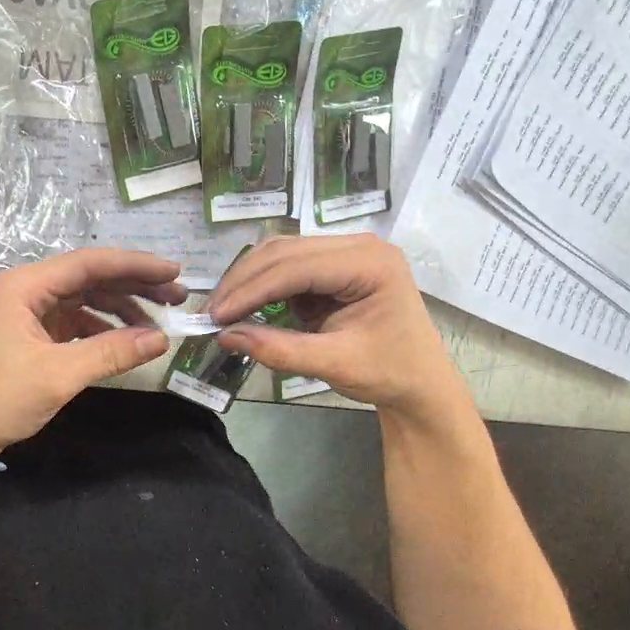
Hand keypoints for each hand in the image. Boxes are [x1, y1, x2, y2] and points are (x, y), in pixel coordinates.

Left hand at [0, 248, 184, 464]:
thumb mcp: (58, 375)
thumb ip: (111, 352)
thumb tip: (161, 339)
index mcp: (25, 286)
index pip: (90, 263)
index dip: (136, 266)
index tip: (175, 273)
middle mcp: (26, 291)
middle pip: (89, 278)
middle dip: (134, 287)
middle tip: (177, 299)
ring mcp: (27, 314)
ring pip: (84, 301)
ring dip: (120, 310)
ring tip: (158, 324)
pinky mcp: (30, 337)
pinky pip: (74, 323)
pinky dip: (102, 331)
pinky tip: (126, 343)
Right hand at [206, 235, 468, 416]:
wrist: (419, 383)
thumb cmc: (387, 373)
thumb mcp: (333, 364)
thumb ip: (279, 349)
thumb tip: (226, 337)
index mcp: (370, 263)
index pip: (296, 266)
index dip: (251, 289)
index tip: (216, 316)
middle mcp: (359, 246)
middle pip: (284, 251)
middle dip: (244, 282)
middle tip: (211, 314)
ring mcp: (347, 254)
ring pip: (282, 254)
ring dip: (249, 281)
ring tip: (223, 312)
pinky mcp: (335, 267)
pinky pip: (288, 267)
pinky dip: (263, 287)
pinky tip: (245, 308)